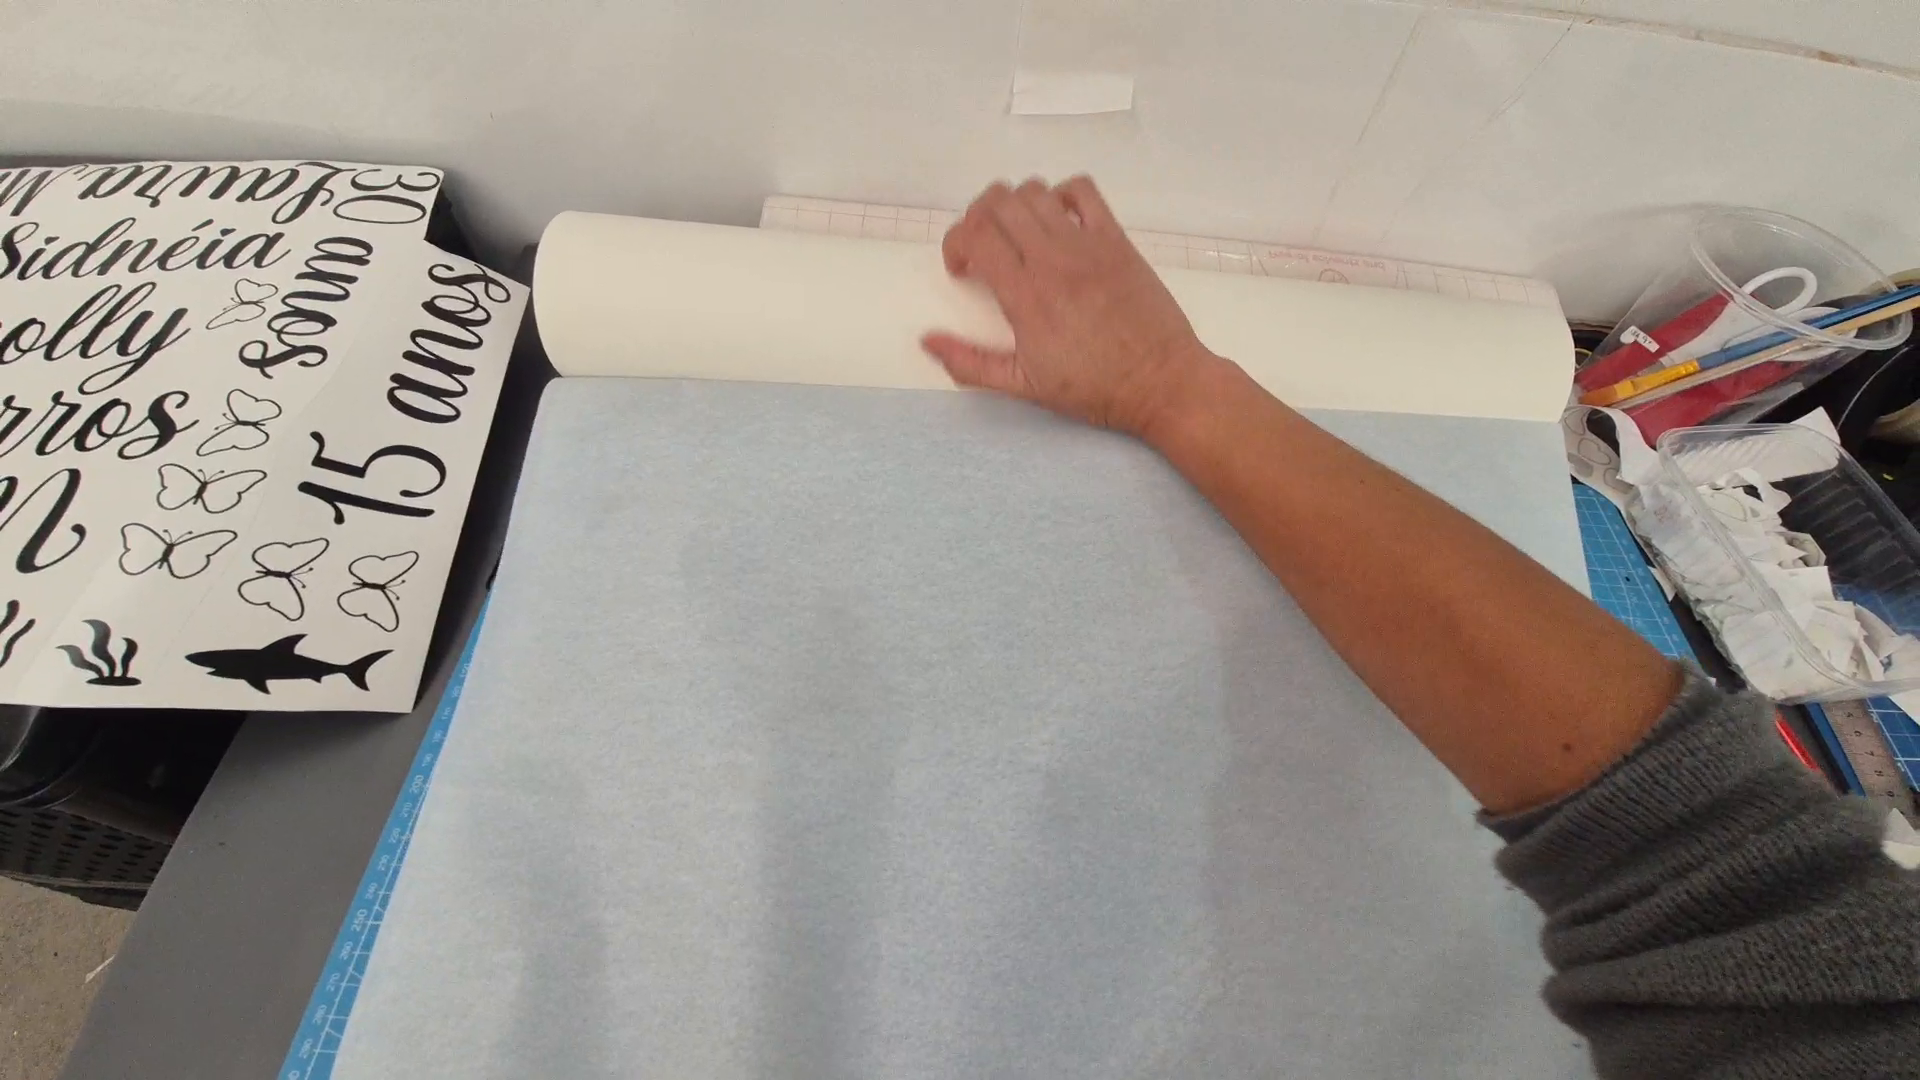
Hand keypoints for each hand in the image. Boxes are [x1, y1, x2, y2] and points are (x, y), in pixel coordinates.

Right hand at [921, 176, 1224, 437]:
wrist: (1160, 381)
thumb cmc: (1092, 389)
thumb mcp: (1024, 385)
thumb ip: (971, 363)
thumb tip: (928, 341)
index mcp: (1025, 297)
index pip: (975, 235)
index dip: (955, 243)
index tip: (962, 270)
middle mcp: (1052, 259)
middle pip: (999, 201)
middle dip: (977, 218)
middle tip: (983, 250)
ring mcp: (1087, 244)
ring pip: (1035, 191)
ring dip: (1014, 205)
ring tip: (1017, 237)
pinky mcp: (1116, 239)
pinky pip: (1082, 190)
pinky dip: (1060, 194)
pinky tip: (1057, 223)